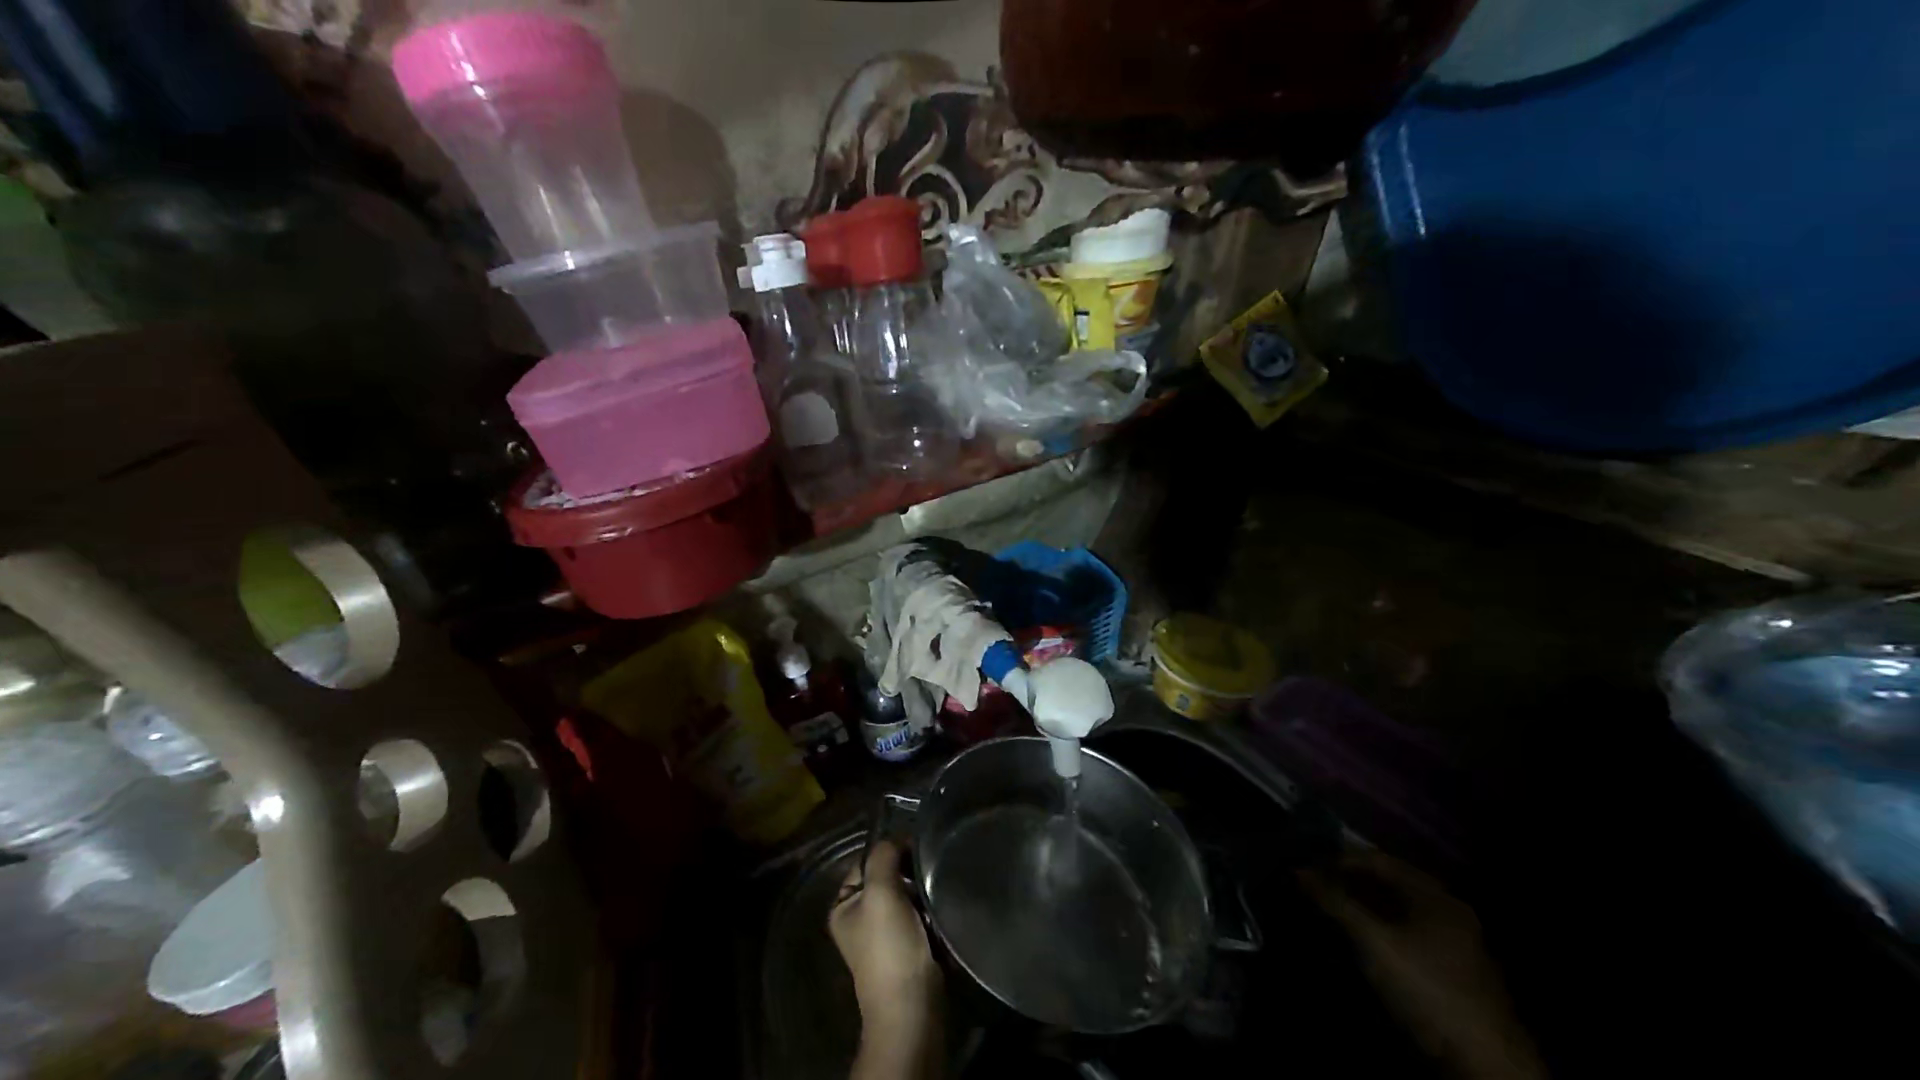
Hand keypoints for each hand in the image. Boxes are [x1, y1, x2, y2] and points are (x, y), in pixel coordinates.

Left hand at [831, 840, 941, 1079]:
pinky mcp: (906, 947)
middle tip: (927, 864)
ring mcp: (882, 935)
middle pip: (884, 877)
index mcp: (842, 906)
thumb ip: (883, 857)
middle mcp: (858, 919)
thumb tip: (894, 839)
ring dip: (919, 889)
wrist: (912, 1003)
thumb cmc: (888, 944)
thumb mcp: (879, 891)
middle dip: (905, 871)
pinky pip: (917, 914)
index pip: (864, 862)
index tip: (914, 844)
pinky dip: (927, 908)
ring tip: (934, 884)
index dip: (887, 850)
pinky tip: (938, 905)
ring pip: (904, 895)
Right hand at [1300, 849, 1545, 1079]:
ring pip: (1395, 909)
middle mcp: (1447, 910)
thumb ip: (1335, 902)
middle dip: (1349, 881)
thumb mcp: (1373, 941)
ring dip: (1360, 904)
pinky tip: (1354, 934)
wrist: (1482, 1063)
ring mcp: (1451, 940)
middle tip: (1313, 884)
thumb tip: (1299, 871)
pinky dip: (1376, 925)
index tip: (1307, 865)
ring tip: (1326, 906)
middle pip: (1389, 883)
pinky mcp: (1447, 968)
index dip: (1340, 859)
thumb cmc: (1425, 987)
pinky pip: (1403, 931)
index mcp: (1435, 895)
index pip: (1379, 860)